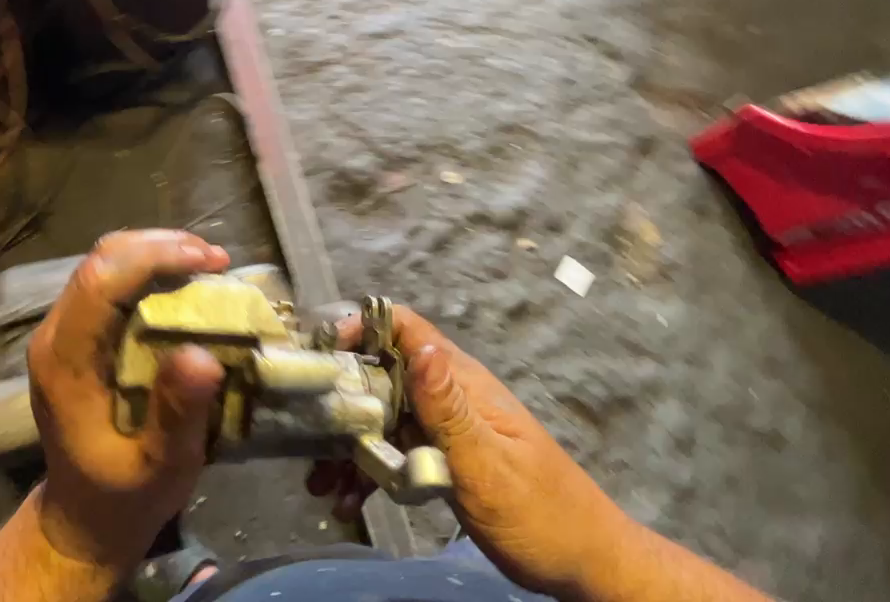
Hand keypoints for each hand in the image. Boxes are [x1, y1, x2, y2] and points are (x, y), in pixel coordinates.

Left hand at [25, 229, 230, 570]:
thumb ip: (177, 415)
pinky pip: (113, 279)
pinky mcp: (81, 331)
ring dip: (159, 251)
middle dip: (162, 246)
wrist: (85, 518)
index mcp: (66, 362)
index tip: (208, 261)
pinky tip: (187, 280)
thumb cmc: (122, 497)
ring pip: (106, 261)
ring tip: (209, 264)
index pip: (99, 282)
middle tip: (217, 260)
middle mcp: (57, 334)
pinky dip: (152, 267)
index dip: (154, 257)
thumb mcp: (160, 469)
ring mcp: (65, 330)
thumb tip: (201, 355)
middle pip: (102, 259)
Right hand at [308, 307, 623, 598]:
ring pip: (382, 416)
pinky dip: (368, 471)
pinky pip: (394, 451)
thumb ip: (450, 409)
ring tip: (321, 482)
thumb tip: (422, 347)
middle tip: (307, 435)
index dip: (362, 326)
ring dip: (349, 444)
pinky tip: (347, 500)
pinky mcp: (442, 457)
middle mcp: (448, 394)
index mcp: (462, 383)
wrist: (582, 562)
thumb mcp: (488, 466)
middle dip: (342, 399)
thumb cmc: (539, 514)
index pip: (407, 329)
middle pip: (382, 373)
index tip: (321, 349)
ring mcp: (445, 426)